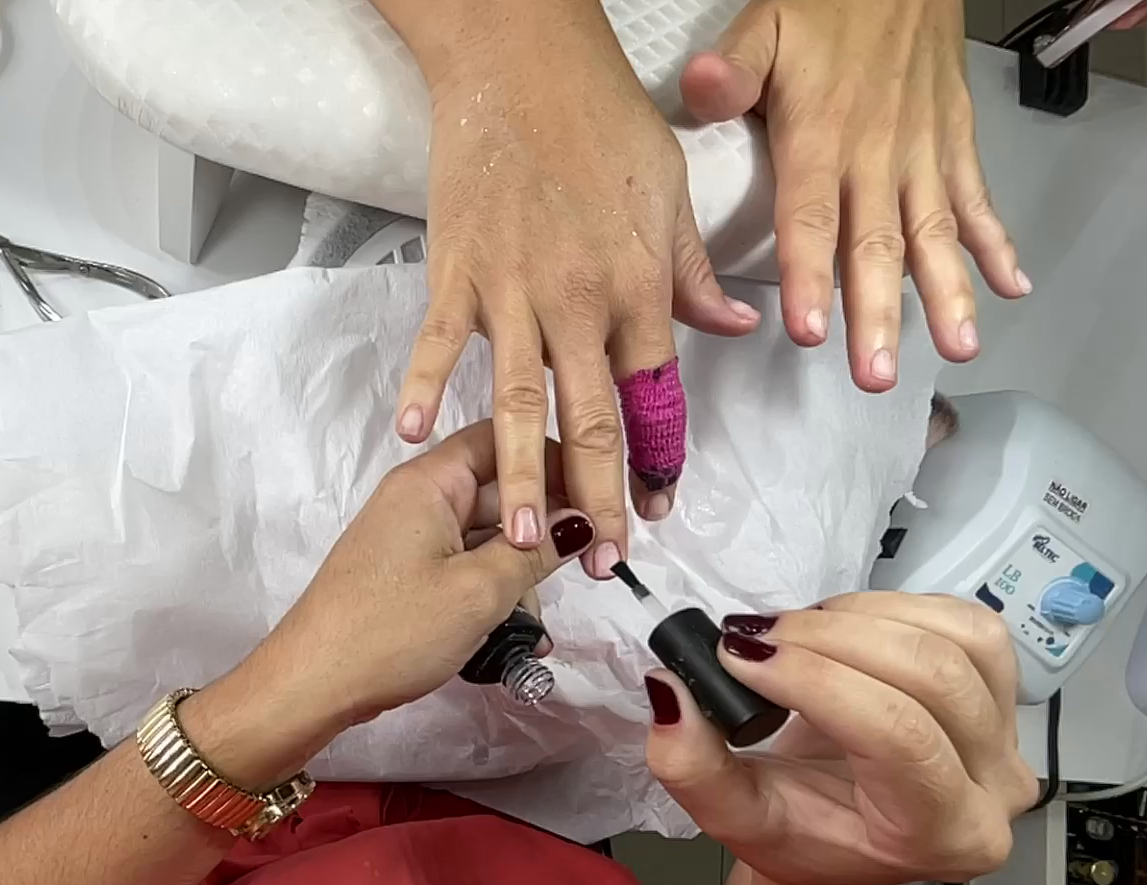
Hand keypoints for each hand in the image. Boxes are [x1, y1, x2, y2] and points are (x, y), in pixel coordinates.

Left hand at [182, 422, 593, 787]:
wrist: (314, 682)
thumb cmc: (393, 629)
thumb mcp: (478, 590)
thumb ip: (536, 551)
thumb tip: (583, 524)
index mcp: (429, 480)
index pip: (503, 440)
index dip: (555, 460)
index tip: (602, 495)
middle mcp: (419, 498)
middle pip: (500, 490)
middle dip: (547, 526)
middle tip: (597, 561)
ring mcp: (412, 537)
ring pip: (486, 535)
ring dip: (522, 569)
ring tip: (550, 613)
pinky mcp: (409, 573)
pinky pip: (464, 565)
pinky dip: (493, 588)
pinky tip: (520, 629)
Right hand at [392, 0, 760, 577]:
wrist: (522, 64)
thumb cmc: (600, 123)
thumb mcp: (668, 191)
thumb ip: (693, 270)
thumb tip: (735, 330)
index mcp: (639, 283)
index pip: (652, 395)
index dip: (655, 459)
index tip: (653, 511)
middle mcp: (580, 302)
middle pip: (589, 418)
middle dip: (598, 496)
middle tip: (600, 559)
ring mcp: (512, 293)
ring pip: (518, 401)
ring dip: (522, 474)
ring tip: (525, 538)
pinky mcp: (456, 276)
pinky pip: (439, 342)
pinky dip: (422, 385)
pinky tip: (412, 435)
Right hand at [644, 592, 1037, 884]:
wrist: (840, 837)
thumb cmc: (793, 837)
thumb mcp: (726, 814)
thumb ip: (689, 763)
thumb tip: (670, 689)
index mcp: (938, 833)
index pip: (896, 733)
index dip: (812, 678)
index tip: (736, 656)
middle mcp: (993, 787)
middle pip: (934, 674)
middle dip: (827, 636)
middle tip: (751, 636)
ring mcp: (1007, 738)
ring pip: (959, 639)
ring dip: (859, 615)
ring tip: (793, 630)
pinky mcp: (997, 693)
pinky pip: (966, 623)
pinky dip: (890, 606)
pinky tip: (839, 625)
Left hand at [680, 0, 1030, 390]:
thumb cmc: (825, 5)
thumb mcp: (765, 25)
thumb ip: (734, 67)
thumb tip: (702, 86)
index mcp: (823, 138)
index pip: (811, 221)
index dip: (809, 279)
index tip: (812, 333)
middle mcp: (878, 156)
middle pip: (876, 248)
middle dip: (878, 315)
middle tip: (877, 375)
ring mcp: (922, 153)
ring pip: (934, 235)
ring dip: (946, 295)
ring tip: (955, 350)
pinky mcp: (952, 143)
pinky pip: (976, 199)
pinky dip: (995, 244)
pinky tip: (1010, 289)